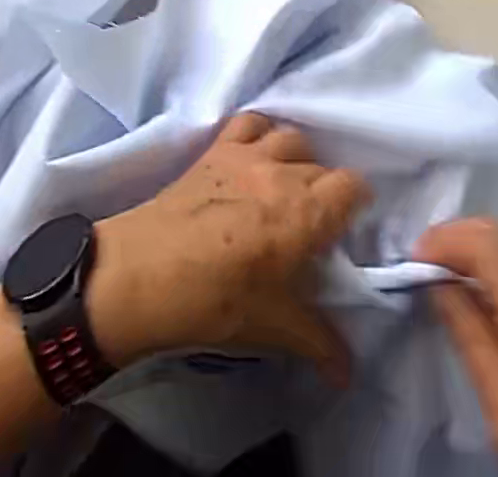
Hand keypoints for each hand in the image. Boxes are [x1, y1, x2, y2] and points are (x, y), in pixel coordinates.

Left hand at [84, 111, 370, 384]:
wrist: (141, 273)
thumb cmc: (214, 300)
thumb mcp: (275, 326)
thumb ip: (320, 342)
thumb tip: (348, 373)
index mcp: (305, 212)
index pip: (352, 184)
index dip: (355, 203)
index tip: (346, 226)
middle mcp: (278, 173)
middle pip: (320, 164)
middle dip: (324, 189)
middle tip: (312, 221)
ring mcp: (241, 156)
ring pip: (287, 135)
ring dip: (294, 156)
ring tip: (285, 186)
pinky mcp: (209, 151)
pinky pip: (244, 123)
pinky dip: (257, 132)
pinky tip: (252, 157)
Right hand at [415, 219, 497, 476]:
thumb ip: (471, 339)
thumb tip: (434, 281)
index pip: (487, 243)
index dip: (441, 240)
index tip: (408, 265)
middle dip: (448, 242)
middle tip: (415, 270)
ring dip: (464, 256)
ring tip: (432, 282)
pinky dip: (483, 273)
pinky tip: (467, 300)